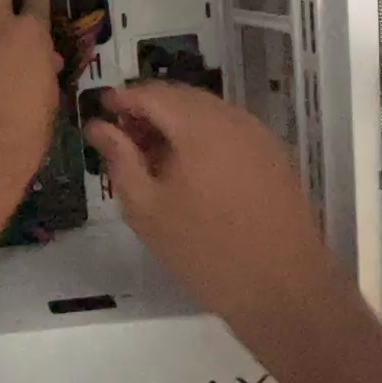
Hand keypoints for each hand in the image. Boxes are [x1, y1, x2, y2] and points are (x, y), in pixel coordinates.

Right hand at [82, 82, 352, 328]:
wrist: (283, 289)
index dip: (122, 98)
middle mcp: (233, 120)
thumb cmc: (204, 250)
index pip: (153, 94)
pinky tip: (186, 168)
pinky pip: (228, 129)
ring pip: (206, 112)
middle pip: (182, 97)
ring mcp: (258, 136)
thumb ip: (120, 159)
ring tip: (149, 155)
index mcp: (200, 127)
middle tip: (120, 137)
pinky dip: (200, 135)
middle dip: (148, 108)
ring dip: (174, 122)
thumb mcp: (146, 208)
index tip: (98, 112)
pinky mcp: (273, 156)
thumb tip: (98, 127)